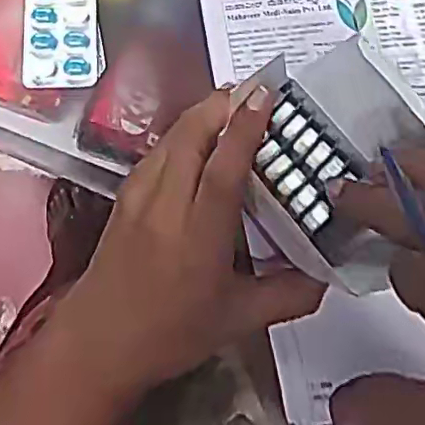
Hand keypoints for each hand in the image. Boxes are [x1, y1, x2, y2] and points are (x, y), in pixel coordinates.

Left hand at [0, 88, 323, 424]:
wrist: (99, 336)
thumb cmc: (170, 331)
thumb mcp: (237, 320)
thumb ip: (287, 294)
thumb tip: (325, 273)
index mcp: (197, 239)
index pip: (221, 171)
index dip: (243, 129)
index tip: (263, 95)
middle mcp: (164, 206)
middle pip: (190, 135)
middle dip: (222, 103)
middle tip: (254, 88)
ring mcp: (139, 193)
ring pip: (172, 135)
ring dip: (202, 111)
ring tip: (233, 102)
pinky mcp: (126, 189)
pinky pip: (159, 147)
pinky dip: (184, 130)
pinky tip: (201, 133)